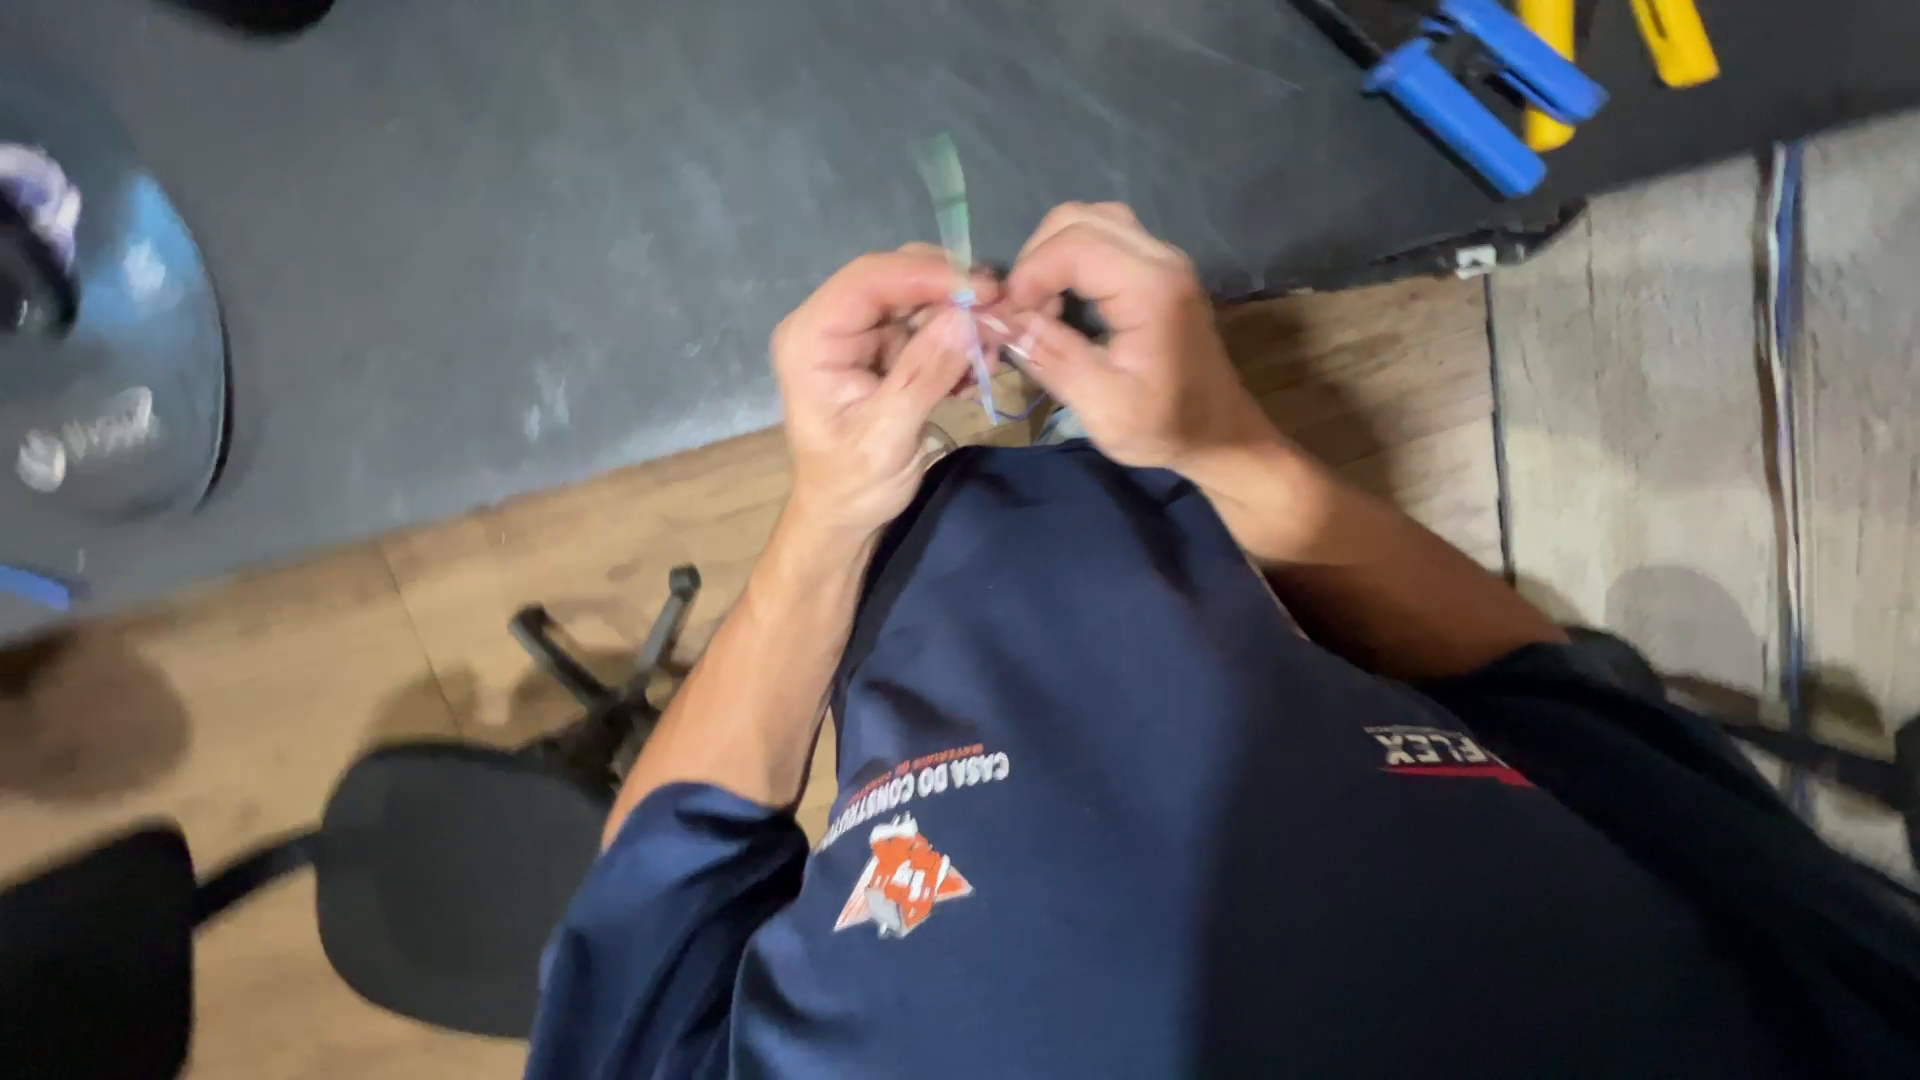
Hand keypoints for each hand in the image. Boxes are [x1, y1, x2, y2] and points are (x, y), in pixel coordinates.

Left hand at [771, 249, 996, 541]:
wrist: (846, 516)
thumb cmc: (853, 485)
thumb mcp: (887, 437)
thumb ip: (923, 374)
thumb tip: (966, 316)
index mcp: (811, 340)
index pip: (868, 280)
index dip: (927, 275)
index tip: (983, 290)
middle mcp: (832, 326)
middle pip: (896, 280)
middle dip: (951, 294)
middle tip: (1000, 315)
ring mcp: (861, 338)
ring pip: (919, 301)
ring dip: (961, 322)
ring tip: (992, 353)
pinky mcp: (886, 353)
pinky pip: (929, 329)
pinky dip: (958, 344)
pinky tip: (975, 374)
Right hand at [1004, 203, 1278, 474]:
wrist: (1218, 434)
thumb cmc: (1164, 427)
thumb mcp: (1101, 406)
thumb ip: (1049, 356)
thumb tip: (995, 320)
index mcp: (1151, 288)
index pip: (1072, 244)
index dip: (1028, 274)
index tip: (1006, 319)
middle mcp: (1160, 258)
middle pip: (1077, 219)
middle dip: (1034, 261)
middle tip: (1020, 313)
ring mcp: (1162, 259)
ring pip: (1089, 221)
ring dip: (1051, 258)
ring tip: (1039, 308)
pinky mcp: (1158, 270)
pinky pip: (1104, 239)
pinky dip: (1070, 261)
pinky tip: (1062, 304)